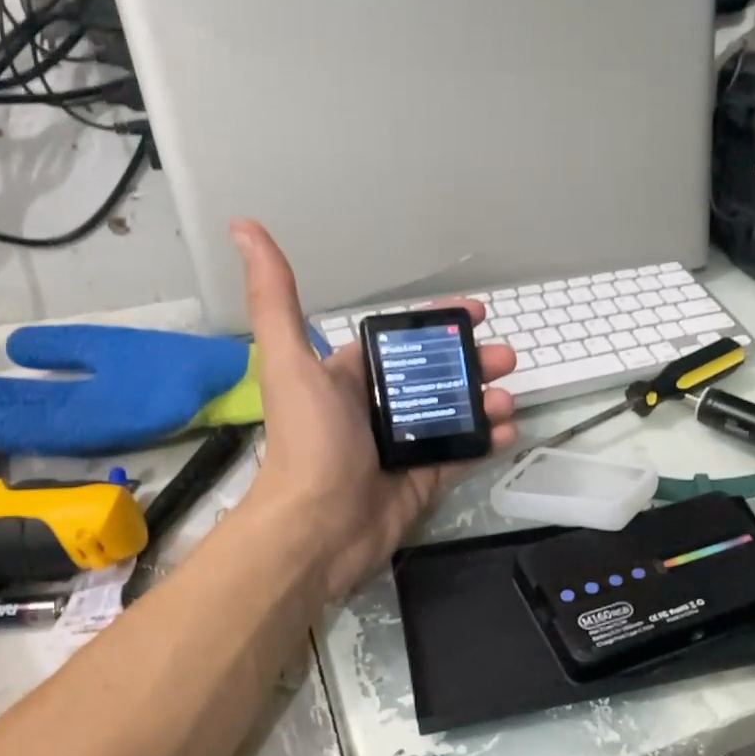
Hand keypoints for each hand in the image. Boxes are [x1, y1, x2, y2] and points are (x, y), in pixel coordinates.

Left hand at [232, 220, 517, 598]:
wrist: (319, 528)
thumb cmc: (309, 443)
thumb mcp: (293, 363)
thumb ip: (277, 300)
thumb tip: (245, 228)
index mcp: (352, 378)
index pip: (403, 342)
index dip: (439, 325)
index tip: (477, 313)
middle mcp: (379, 409)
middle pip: (438, 376)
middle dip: (474, 363)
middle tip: (508, 360)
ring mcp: (405, 447)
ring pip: (457, 414)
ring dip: (487, 401)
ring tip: (509, 398)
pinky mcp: (424, 480)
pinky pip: (464, 453)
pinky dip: (488, 440)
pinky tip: (509, 430)